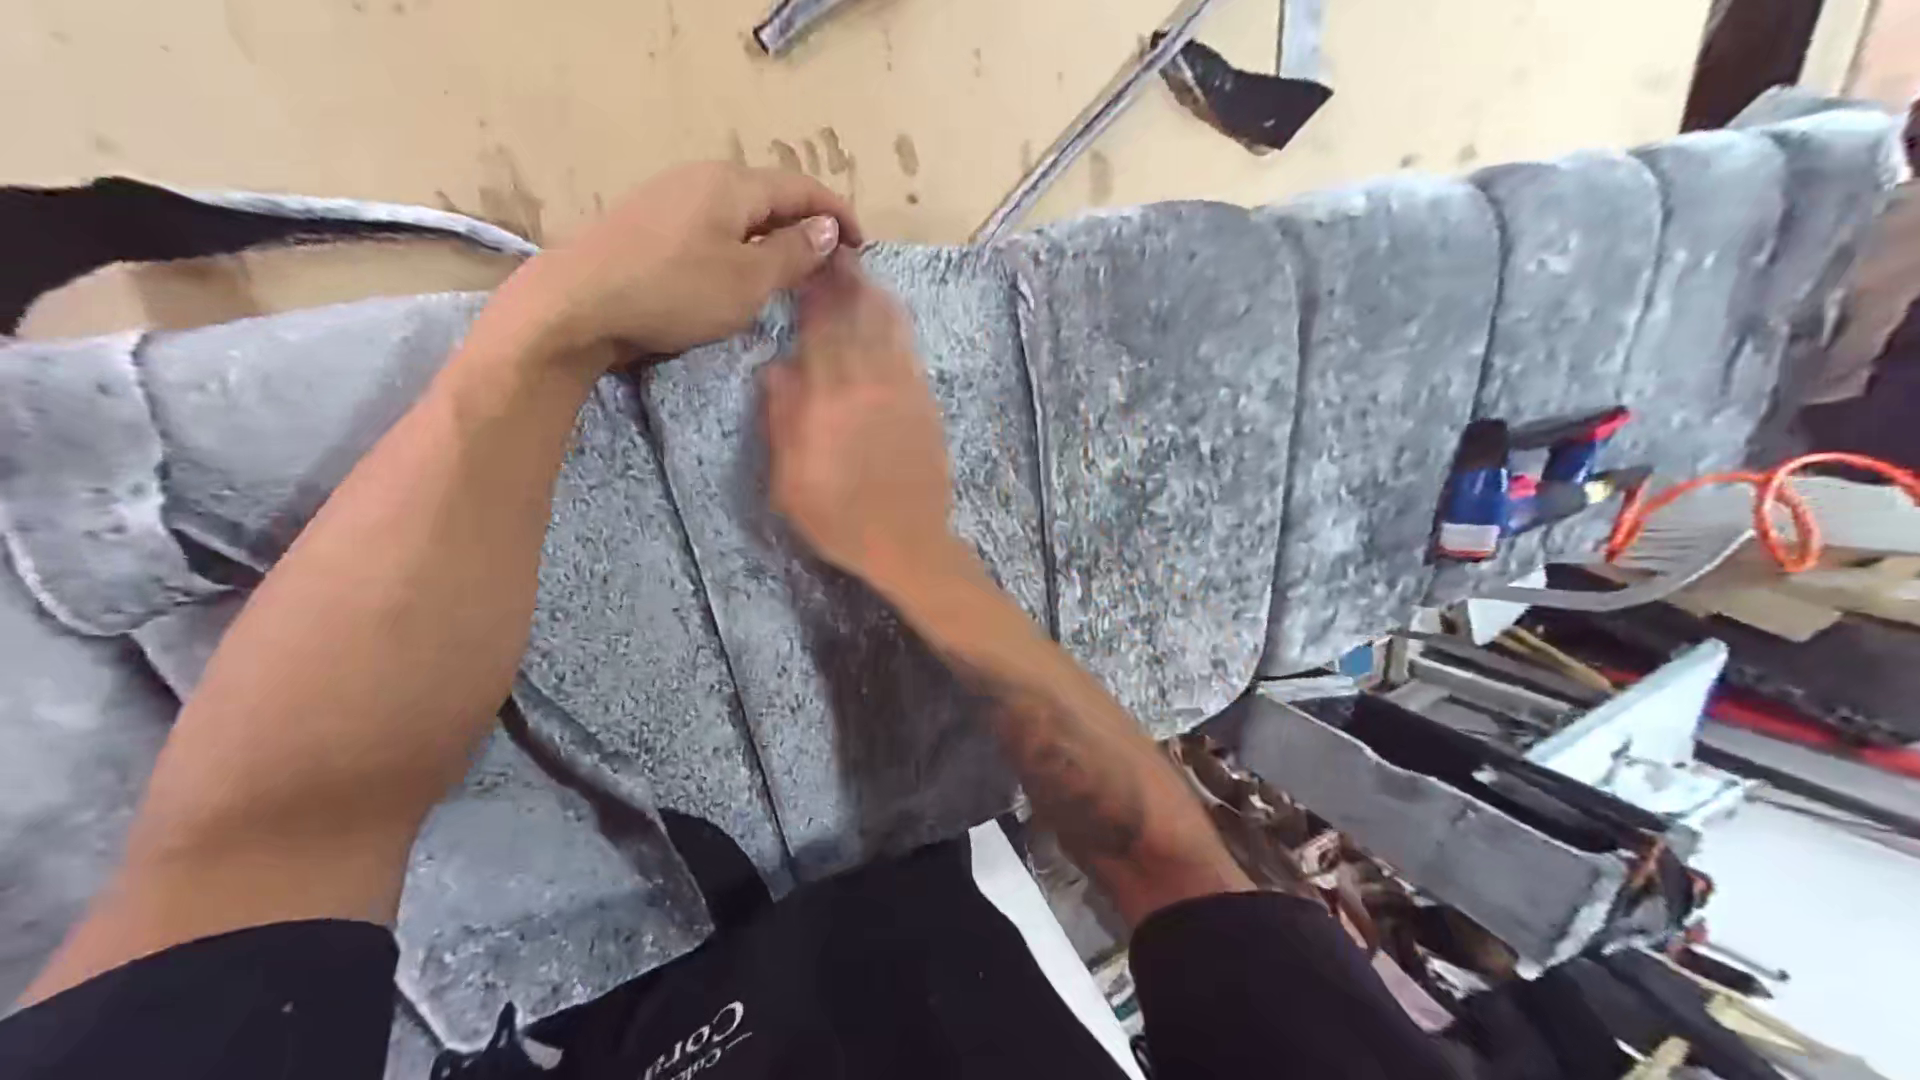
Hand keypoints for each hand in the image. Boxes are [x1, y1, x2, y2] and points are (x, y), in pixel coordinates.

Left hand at [497, 162, 864, 363]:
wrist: (579, 305)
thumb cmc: (675, 292)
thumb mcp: (748, 279)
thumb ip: (793, 252)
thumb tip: (826, 229)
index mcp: (733, 184)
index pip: (802, 188)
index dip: (838, 214)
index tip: (861, 245)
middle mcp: (703, 179)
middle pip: (772, 195)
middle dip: (807, 226)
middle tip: (830, 264)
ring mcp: (673, 197)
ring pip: (743, 212)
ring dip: (776, 237)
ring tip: (794, 272)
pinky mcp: (652, 223)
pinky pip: (716, 225)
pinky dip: (745, 245)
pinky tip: (744, 273)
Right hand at [763, 252, 959, 586]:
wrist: (907, 541)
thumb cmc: (839, 519)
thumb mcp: (788, 481)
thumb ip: (782, 419)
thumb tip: (776, 367)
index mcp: (828, 400)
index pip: (818, 329)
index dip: (811, 292)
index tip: (803, 265)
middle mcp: (868, 383)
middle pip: (854, 317)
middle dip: (842, 280)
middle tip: (832, 253)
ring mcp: (903, 390)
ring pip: (887, 326)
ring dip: (871, 293)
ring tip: (859, 271)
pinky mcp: (925, 402)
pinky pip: (909, 350)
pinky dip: (896, 323)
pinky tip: (888, 313)